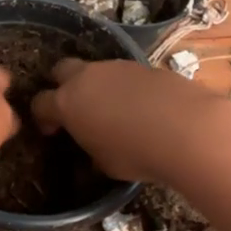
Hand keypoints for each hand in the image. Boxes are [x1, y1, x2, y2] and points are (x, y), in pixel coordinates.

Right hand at [31, 58, 222, 181]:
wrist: (190, 130)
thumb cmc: (136, 154)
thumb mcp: (105, 165)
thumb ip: (92, 152)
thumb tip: (94, 152)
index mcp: (67, 102)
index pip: (40, 103)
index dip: (42, 117)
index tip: (52, 131)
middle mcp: (87, 78)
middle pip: (62, 70)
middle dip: (62, 85)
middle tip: (75, 108)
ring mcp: (118, 68)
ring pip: (97, 70)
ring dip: (98, 86)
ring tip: (116, 111)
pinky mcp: (146, 66)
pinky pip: (126, 75)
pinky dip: (128, 89)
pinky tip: (144, 109)